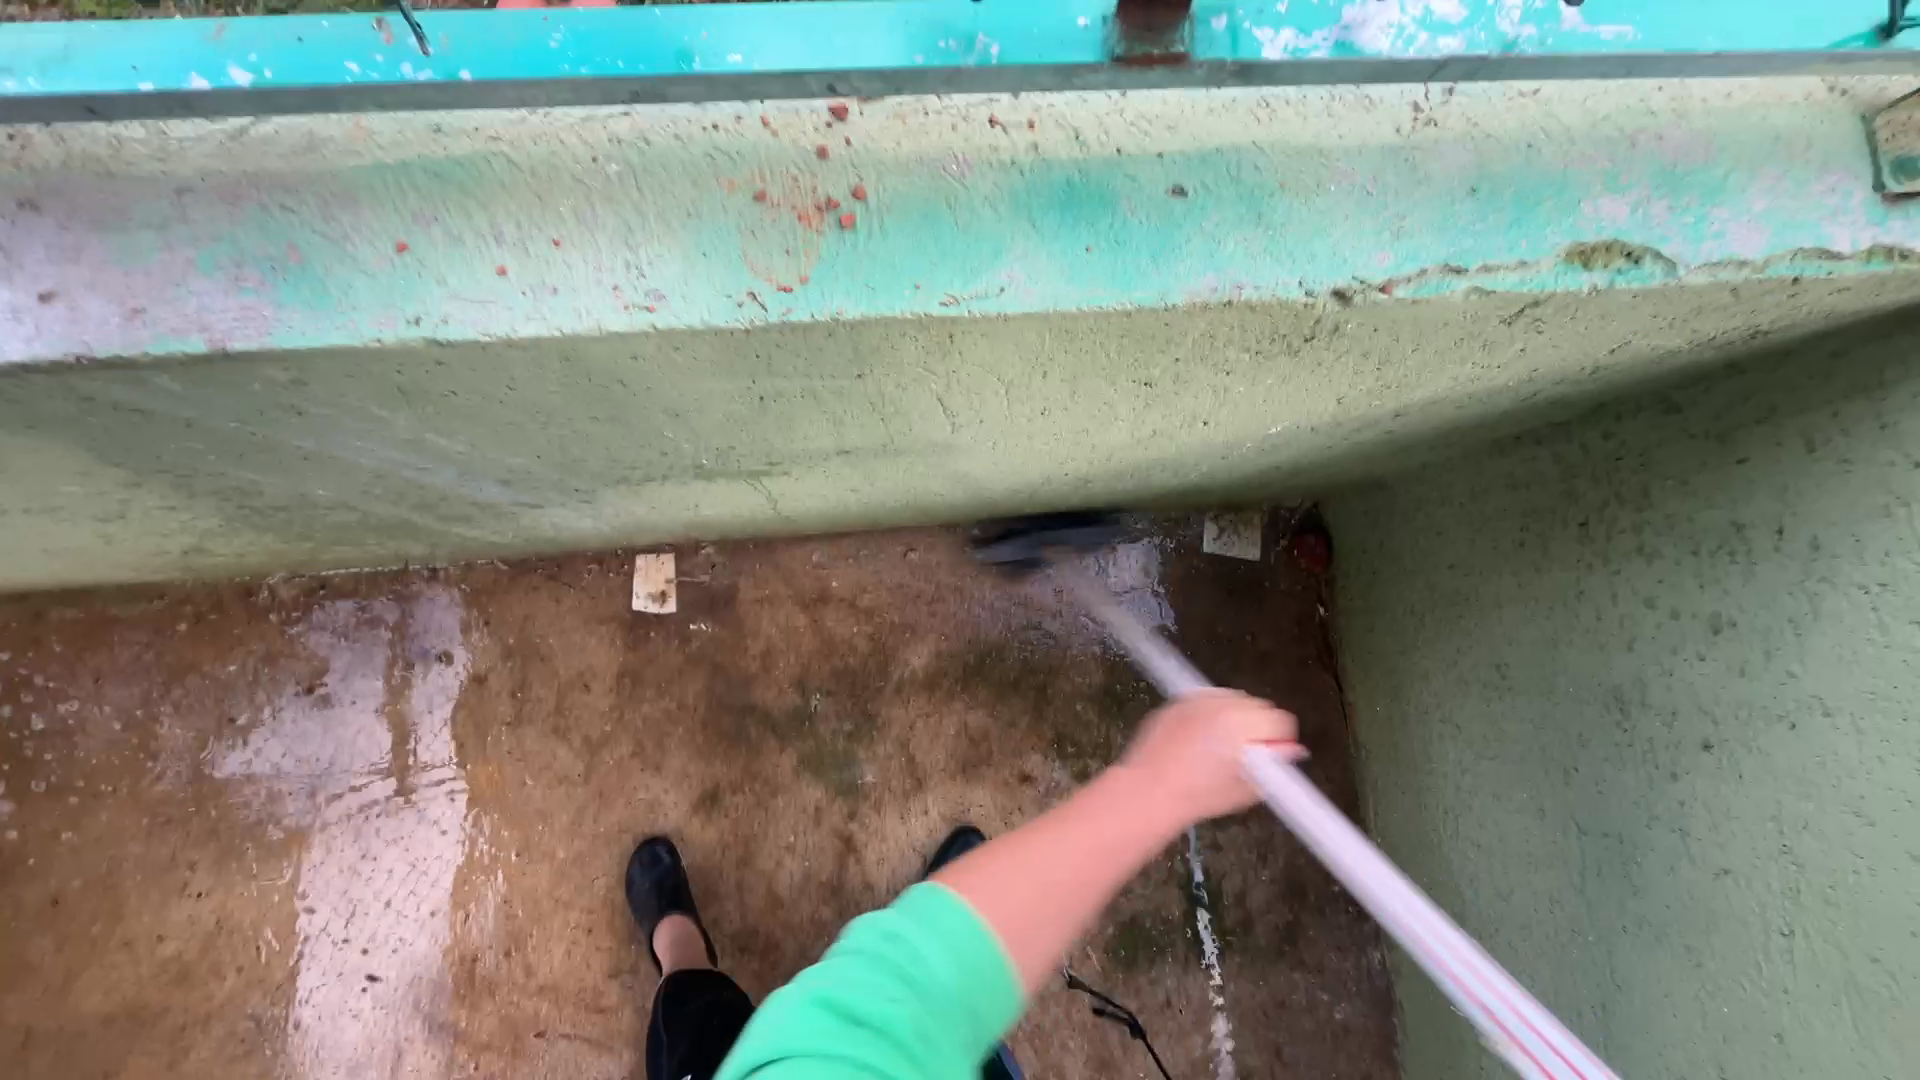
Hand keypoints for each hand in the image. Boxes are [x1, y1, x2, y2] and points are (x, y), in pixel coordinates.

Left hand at [1118, 690, 1301, 828]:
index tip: (1272, 753)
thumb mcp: (1246, 789)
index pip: (1279, 719)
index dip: (1279, 739)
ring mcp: (1194, 700)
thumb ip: (1274, 767)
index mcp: (1241, 723)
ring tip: (1221, 746)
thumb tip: (1290, 752)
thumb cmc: (1194, 795)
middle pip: (1255, 704)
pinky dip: (1207, 713)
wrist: (1148, 790)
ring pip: (1230, 698)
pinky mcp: (1175, 702)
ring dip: (1233, 716)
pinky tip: (1201, 738)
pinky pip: (1203, 701)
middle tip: (1246, 752)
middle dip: (1256, 726)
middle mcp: (1218, 704)